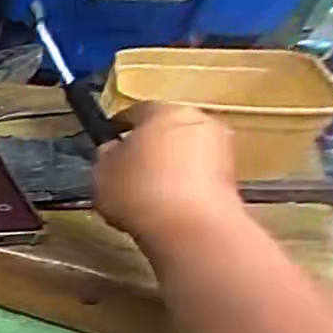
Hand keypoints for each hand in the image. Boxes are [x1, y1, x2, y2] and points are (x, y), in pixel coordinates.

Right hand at [93, 102, 243, 243]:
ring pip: (184, 146)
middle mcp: (199, 120)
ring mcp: (221, 144)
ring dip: (166, 159)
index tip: (107, 137)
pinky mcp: (230, 170)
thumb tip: (114, 147)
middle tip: (126, 162)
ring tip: (143, 183)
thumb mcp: (101, 171)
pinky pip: (196, 167)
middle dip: (148, 141)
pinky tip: (162, 195)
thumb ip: (107, 154)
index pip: (137, 110)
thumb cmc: (135, 190)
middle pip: (167, 126)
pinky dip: (181, 176)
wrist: (186, 222)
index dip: (118, 124)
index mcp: (164, 113)